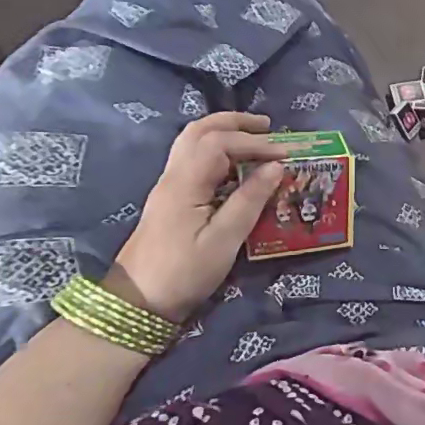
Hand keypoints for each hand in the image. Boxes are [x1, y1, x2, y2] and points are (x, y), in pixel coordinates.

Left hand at [115, 113, 289, 320]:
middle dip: (234, 123)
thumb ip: (250, 200)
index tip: (286, 154)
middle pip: (199, 131)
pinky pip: (192, 160)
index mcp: (185, 182)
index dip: (254, 143)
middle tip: (268, 126)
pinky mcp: (169, 199)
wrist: (139, 300)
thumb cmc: (184, 272)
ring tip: (252, 137)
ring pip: (192, 143)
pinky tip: (233, 164)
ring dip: (222, 132)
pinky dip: (215, 150)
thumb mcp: (224, 240)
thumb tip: (276, 167)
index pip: (219, 143)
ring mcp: (168, 186)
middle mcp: (173, 176)